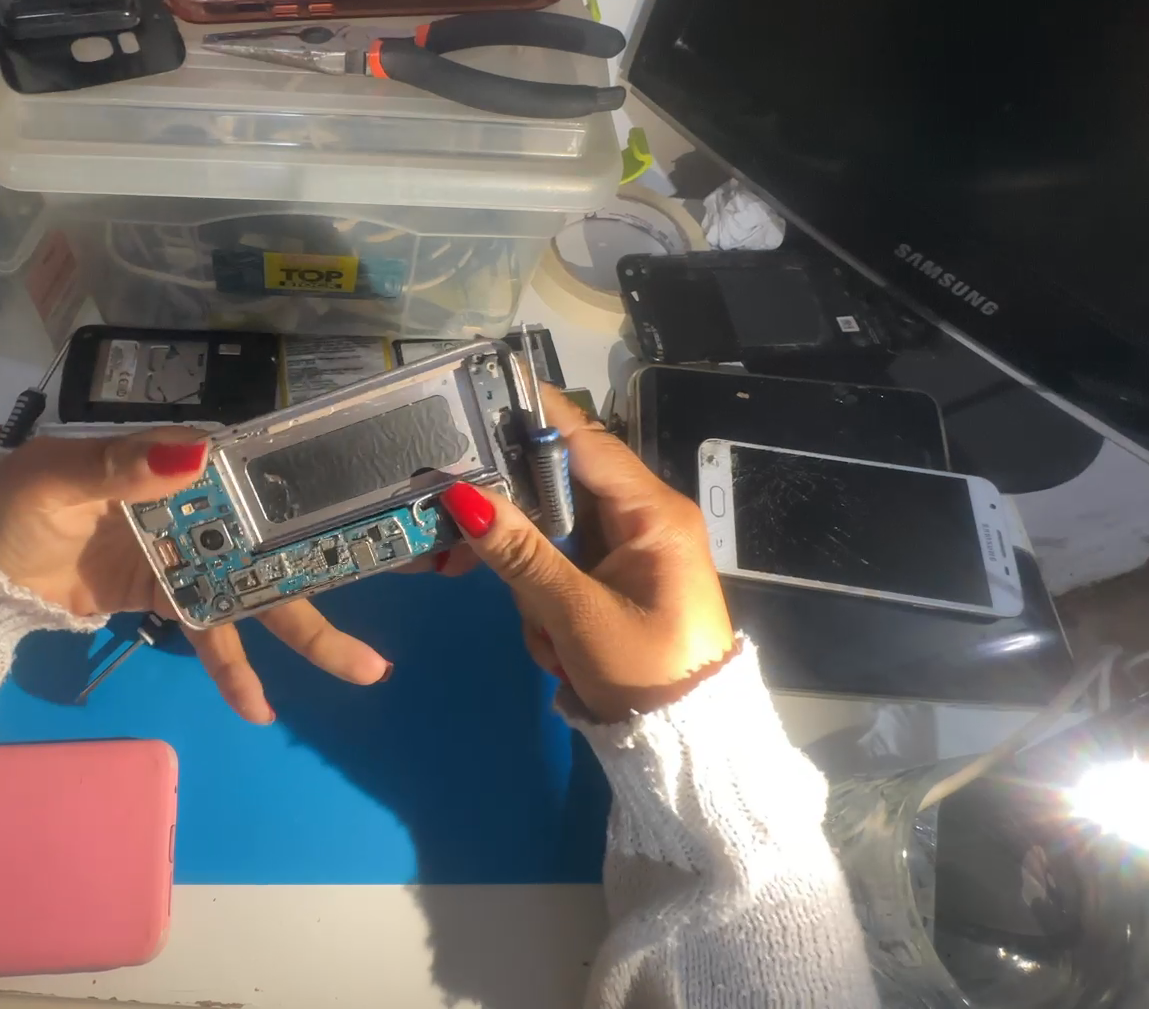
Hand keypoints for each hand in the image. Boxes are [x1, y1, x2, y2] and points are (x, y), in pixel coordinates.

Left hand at [0, 430, 390, 722]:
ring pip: (260, 595)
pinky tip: (262, 709)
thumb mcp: (59, 477)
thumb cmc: (17, 503)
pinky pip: (214, 635)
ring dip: (307, 634)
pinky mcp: (173, 601)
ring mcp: (193, 558)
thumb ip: (124, 465)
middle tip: (412, 578)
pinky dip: (236, 670)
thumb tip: (197, 450)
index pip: (265, 472)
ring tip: (366, 673)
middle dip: (340, 566)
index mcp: (185, 466)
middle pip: (280, 540)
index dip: (322, 486)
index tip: (381, 502)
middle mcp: (205, 509)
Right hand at [433, 387, 735, 721]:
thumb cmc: (646, 673)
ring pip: (550, 532)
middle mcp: (641, 517)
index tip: (477, 403)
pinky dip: (544, 598)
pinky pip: (559, 564)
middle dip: (521, 530)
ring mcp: (626, 549)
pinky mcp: (612, 577)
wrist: (686, 746)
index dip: (533, 418)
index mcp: (651, 512)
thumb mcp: (576, 614)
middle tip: (472, 552)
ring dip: (533, 580)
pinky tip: (554, 641)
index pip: (584, 440)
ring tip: (547, 632)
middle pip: (557, 488)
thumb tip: (462, 496)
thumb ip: (520, 552)